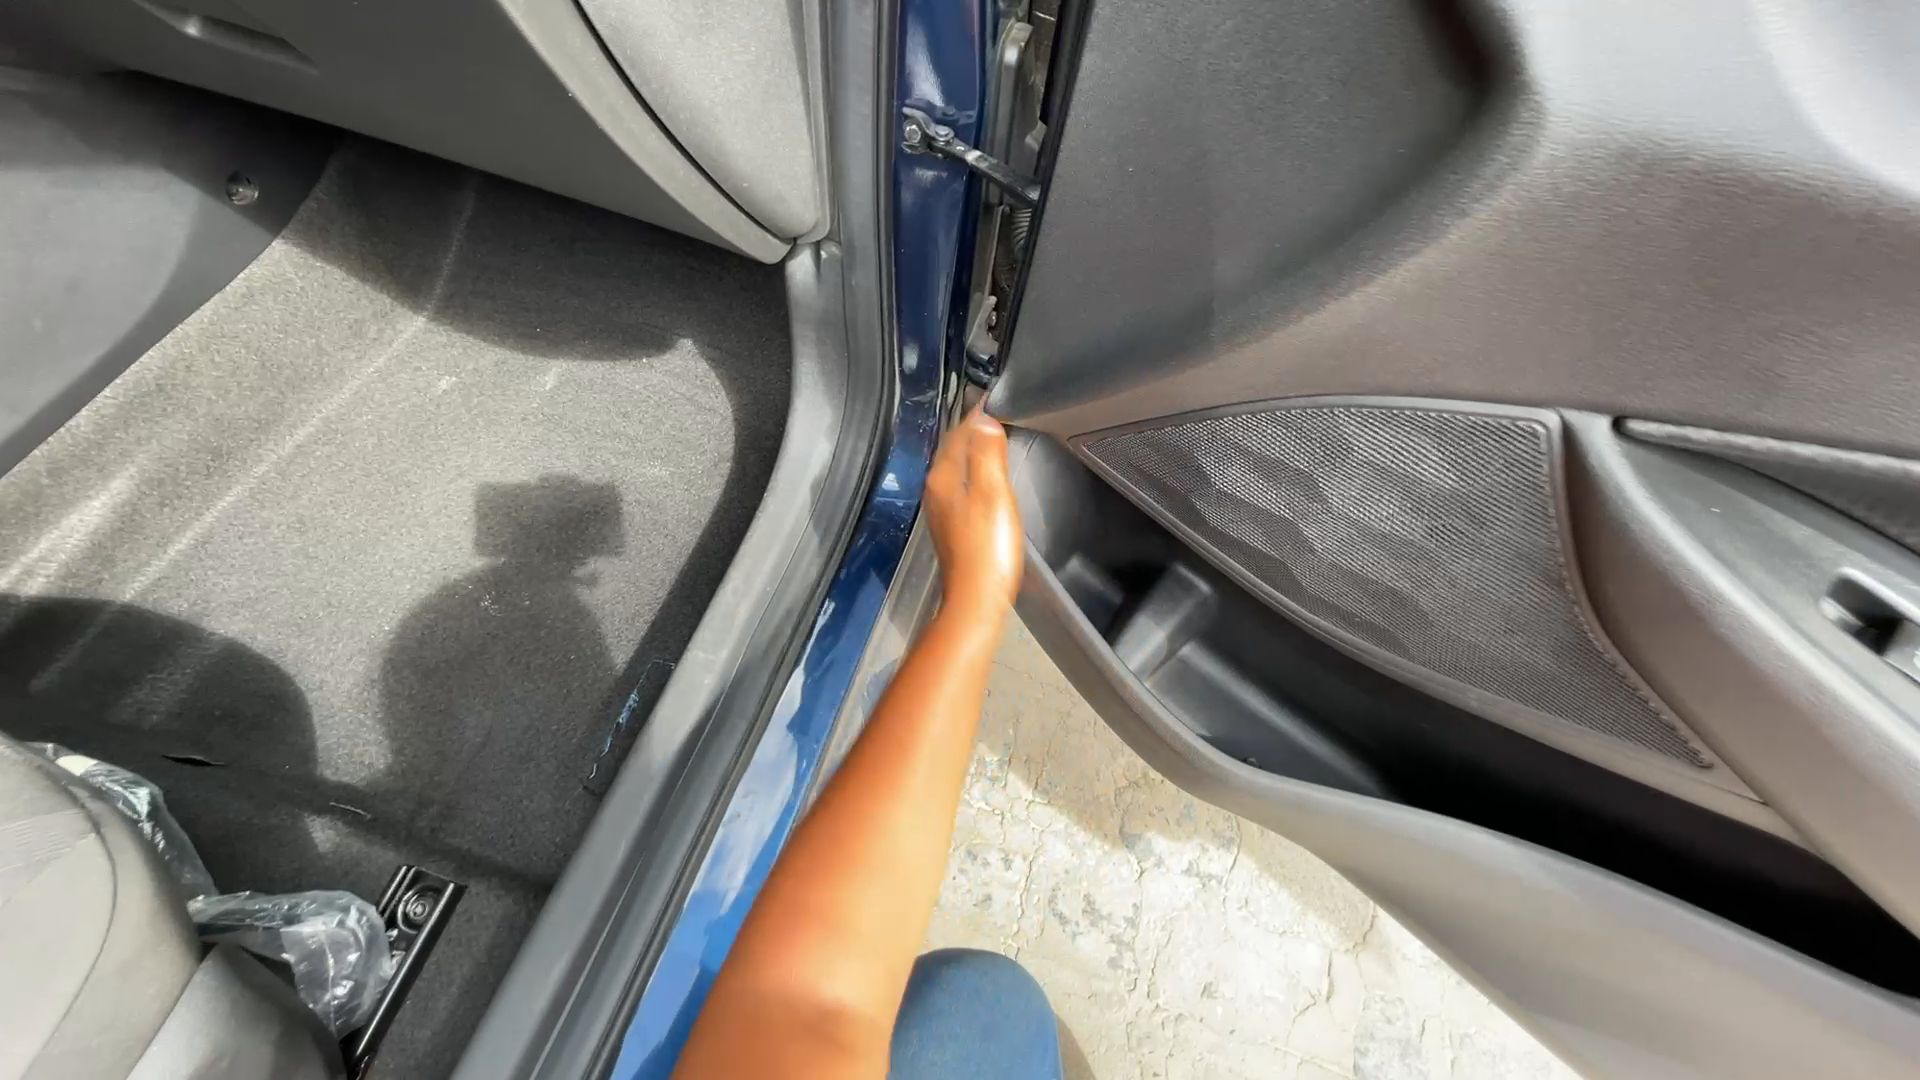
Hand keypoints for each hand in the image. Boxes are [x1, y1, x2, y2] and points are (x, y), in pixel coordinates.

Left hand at [925, 405, 1022, 620]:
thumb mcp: (994, 493)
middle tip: (998, 416)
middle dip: (973, 431)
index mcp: (943, 478)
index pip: (959, 432)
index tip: (997, 399)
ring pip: (957, 470)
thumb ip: (987, 453)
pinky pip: (962, 490)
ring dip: (973, 453)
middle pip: (954, 450)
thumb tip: (984, 420)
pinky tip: (989, 481)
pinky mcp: (952, 529)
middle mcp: (936, 491)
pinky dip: (975, 477)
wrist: (977, 599)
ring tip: (995, 441)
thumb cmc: (988, 548)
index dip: (979, 414)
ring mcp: (942, 512)